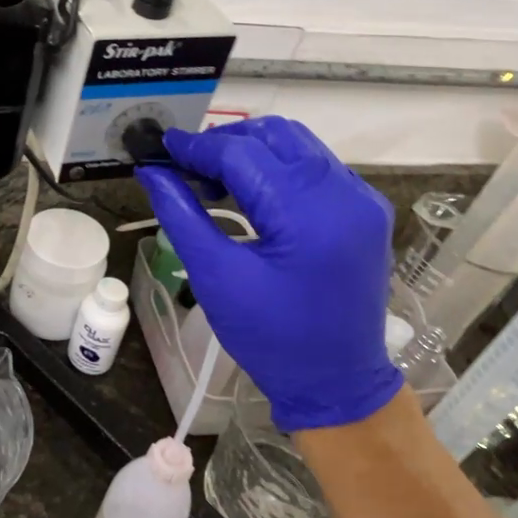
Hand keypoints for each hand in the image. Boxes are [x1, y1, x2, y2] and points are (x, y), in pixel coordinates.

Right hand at [136, 116, 400, 431]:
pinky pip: (317, 167)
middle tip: (187, 167)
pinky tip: (253, 193)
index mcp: (307, 213)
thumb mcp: (216, 276)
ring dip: (253, 150)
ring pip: (299, 145)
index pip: (242, 154)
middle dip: (226, 142)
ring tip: (215, 180)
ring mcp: (361, 200)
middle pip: (276, 135)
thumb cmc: (270, 337)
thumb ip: (181, 215)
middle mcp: (343, 194)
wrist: (336, 382)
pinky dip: (280, 166)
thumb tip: (151, 172)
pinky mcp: (366, 210)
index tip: (161, 147)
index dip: (197, 147)